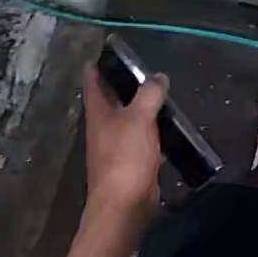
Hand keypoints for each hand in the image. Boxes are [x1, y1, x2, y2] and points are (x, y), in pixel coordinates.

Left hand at [82, 61, 165, 220]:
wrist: (124, 206)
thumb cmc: (125, 158)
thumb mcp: (139, 119)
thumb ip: (149, 94)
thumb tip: (159, 77)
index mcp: (99, 114)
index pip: (93, 83)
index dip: (97, 66)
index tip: (105, 50)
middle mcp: (103, 127)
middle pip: (109, 99)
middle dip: (120, 83)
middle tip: (139, 65)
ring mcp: (116, 145)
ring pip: (126, 116)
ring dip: (137, 104)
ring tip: (157, 89)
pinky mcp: (130, 160)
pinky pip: (140, 134)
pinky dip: (150, 125)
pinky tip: (165, 121)